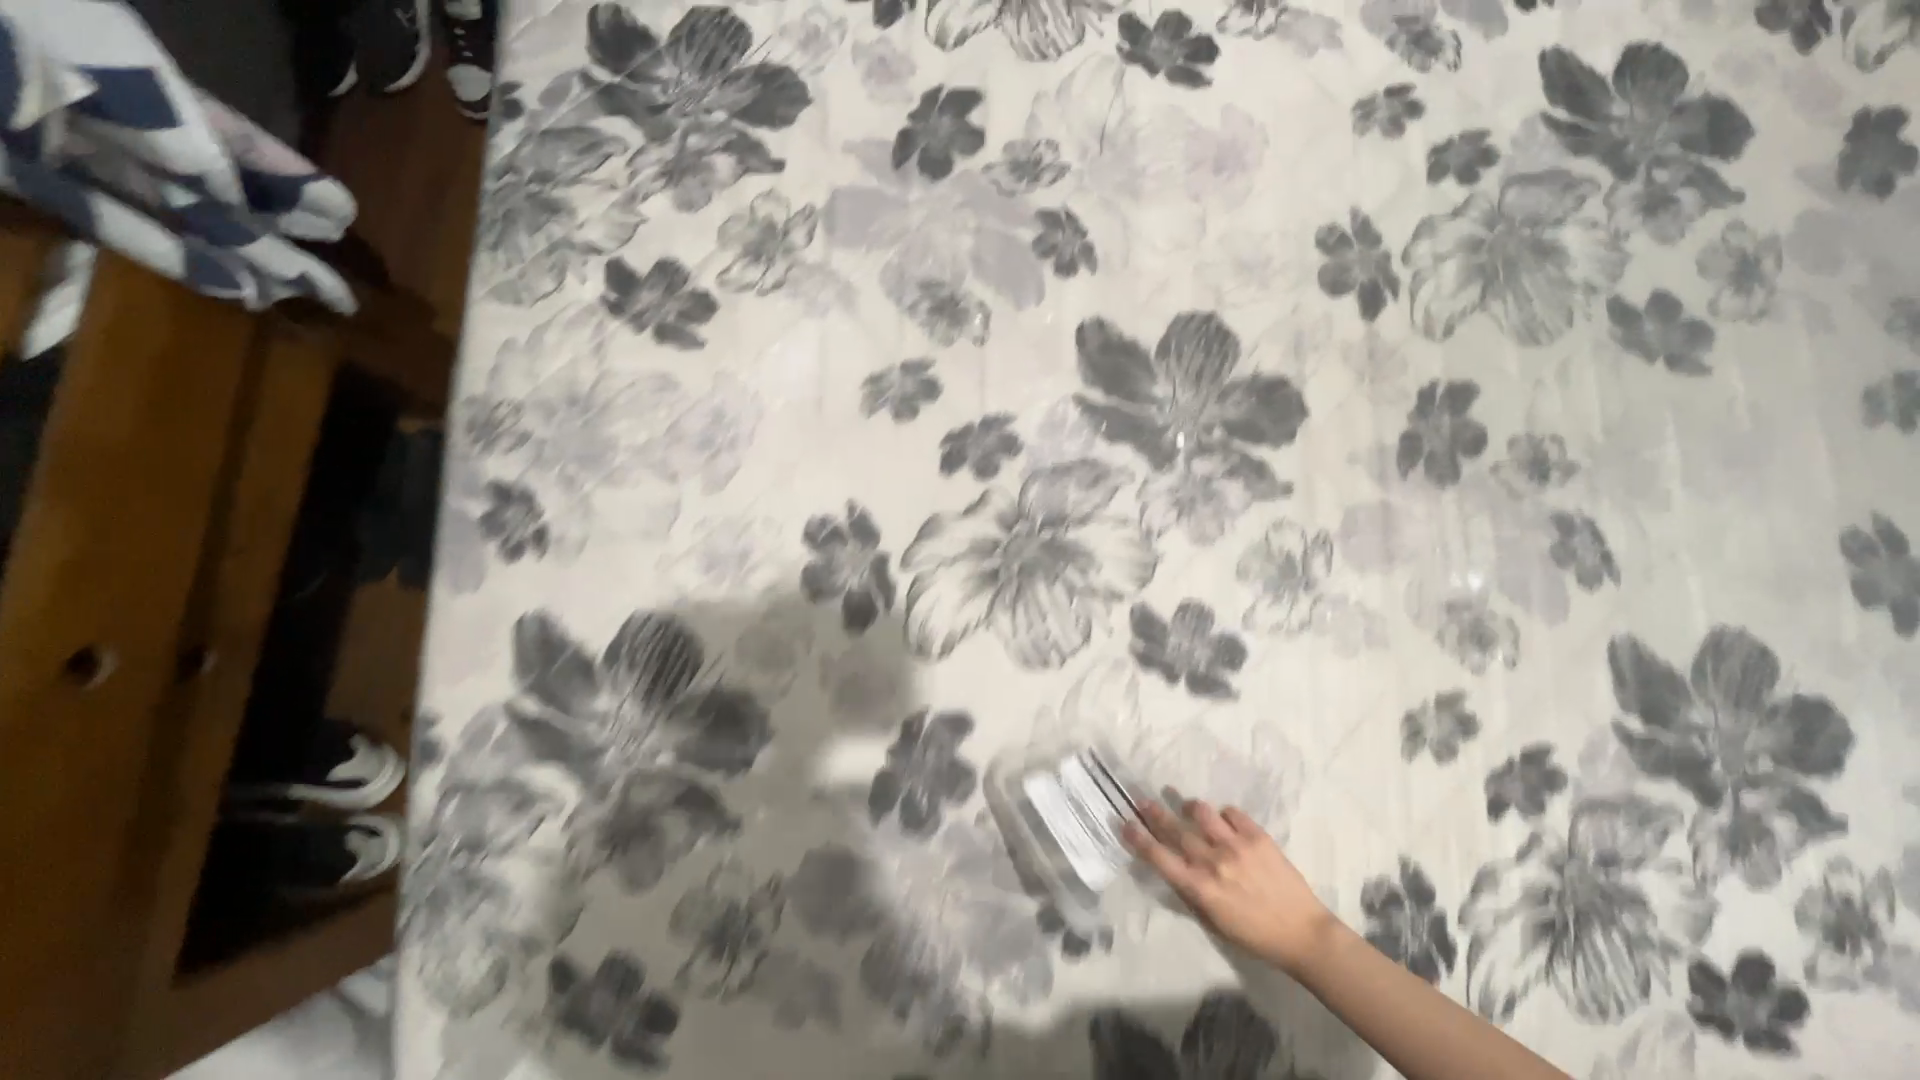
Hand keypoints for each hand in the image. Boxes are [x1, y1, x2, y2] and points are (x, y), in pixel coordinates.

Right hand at [1123, 799, 1335, 976]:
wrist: (1301, 933)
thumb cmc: (1253, 935)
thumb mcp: (1212, 921)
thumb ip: (1190, 893)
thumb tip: (1173, 868)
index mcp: (1198, 887)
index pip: (1158, 856)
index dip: (1138, 838)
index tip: (1125, 824)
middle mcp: (1212, 862)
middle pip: (1175, 830)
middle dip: (1154, 814)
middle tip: (1143, 801)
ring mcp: (1236, 846)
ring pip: (1202, 813)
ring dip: (1190, 808)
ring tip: (1187, 807)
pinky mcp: (1258, 837)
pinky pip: (1232, 813)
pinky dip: (1223, 814)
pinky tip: (1224, 820)